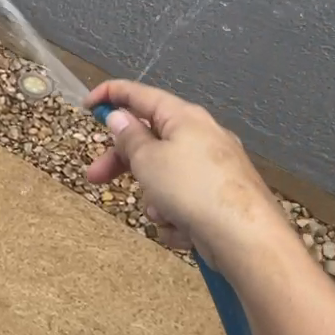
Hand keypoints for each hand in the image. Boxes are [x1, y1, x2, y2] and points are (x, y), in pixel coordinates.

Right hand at [83, 79, 293, 273]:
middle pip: (147, 140)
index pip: (139, 94)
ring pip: (161, 174)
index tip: (86, 106)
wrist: (247, 240)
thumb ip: (129, 136)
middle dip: (121, 161)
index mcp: (184, 118)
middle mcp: (200, 137)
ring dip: (151, 195)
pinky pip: (180, 199)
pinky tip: (182, 228)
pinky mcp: (217, 198)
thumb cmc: (192, 189)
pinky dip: (174, 214)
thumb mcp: (147, 159)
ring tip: (160, 213)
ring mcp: (211, 169)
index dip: (109, 95)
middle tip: (94, 177)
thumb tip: (120, 117)